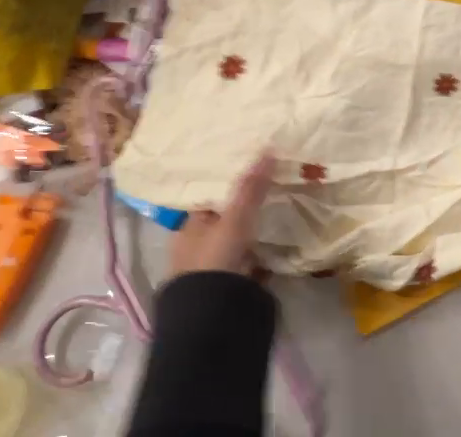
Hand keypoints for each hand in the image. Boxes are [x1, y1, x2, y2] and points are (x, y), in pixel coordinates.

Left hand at [170, 153, 274, 277]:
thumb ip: (251, 187)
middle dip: (240, 213)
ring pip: (229, 244)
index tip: (252, 177)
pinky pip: (240, 264)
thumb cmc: (215, 257)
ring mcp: (206, 270)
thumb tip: (268, 148)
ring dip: (247, 236)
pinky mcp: (221, 288)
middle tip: (268, 197)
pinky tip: (269, 251)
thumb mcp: (235, 218)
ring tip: (273, 220)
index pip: (208, 201)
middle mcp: (191, 248)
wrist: (210, 312)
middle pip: (220, 222)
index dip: (228, 189)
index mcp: (187, 229)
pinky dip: (253, 257)